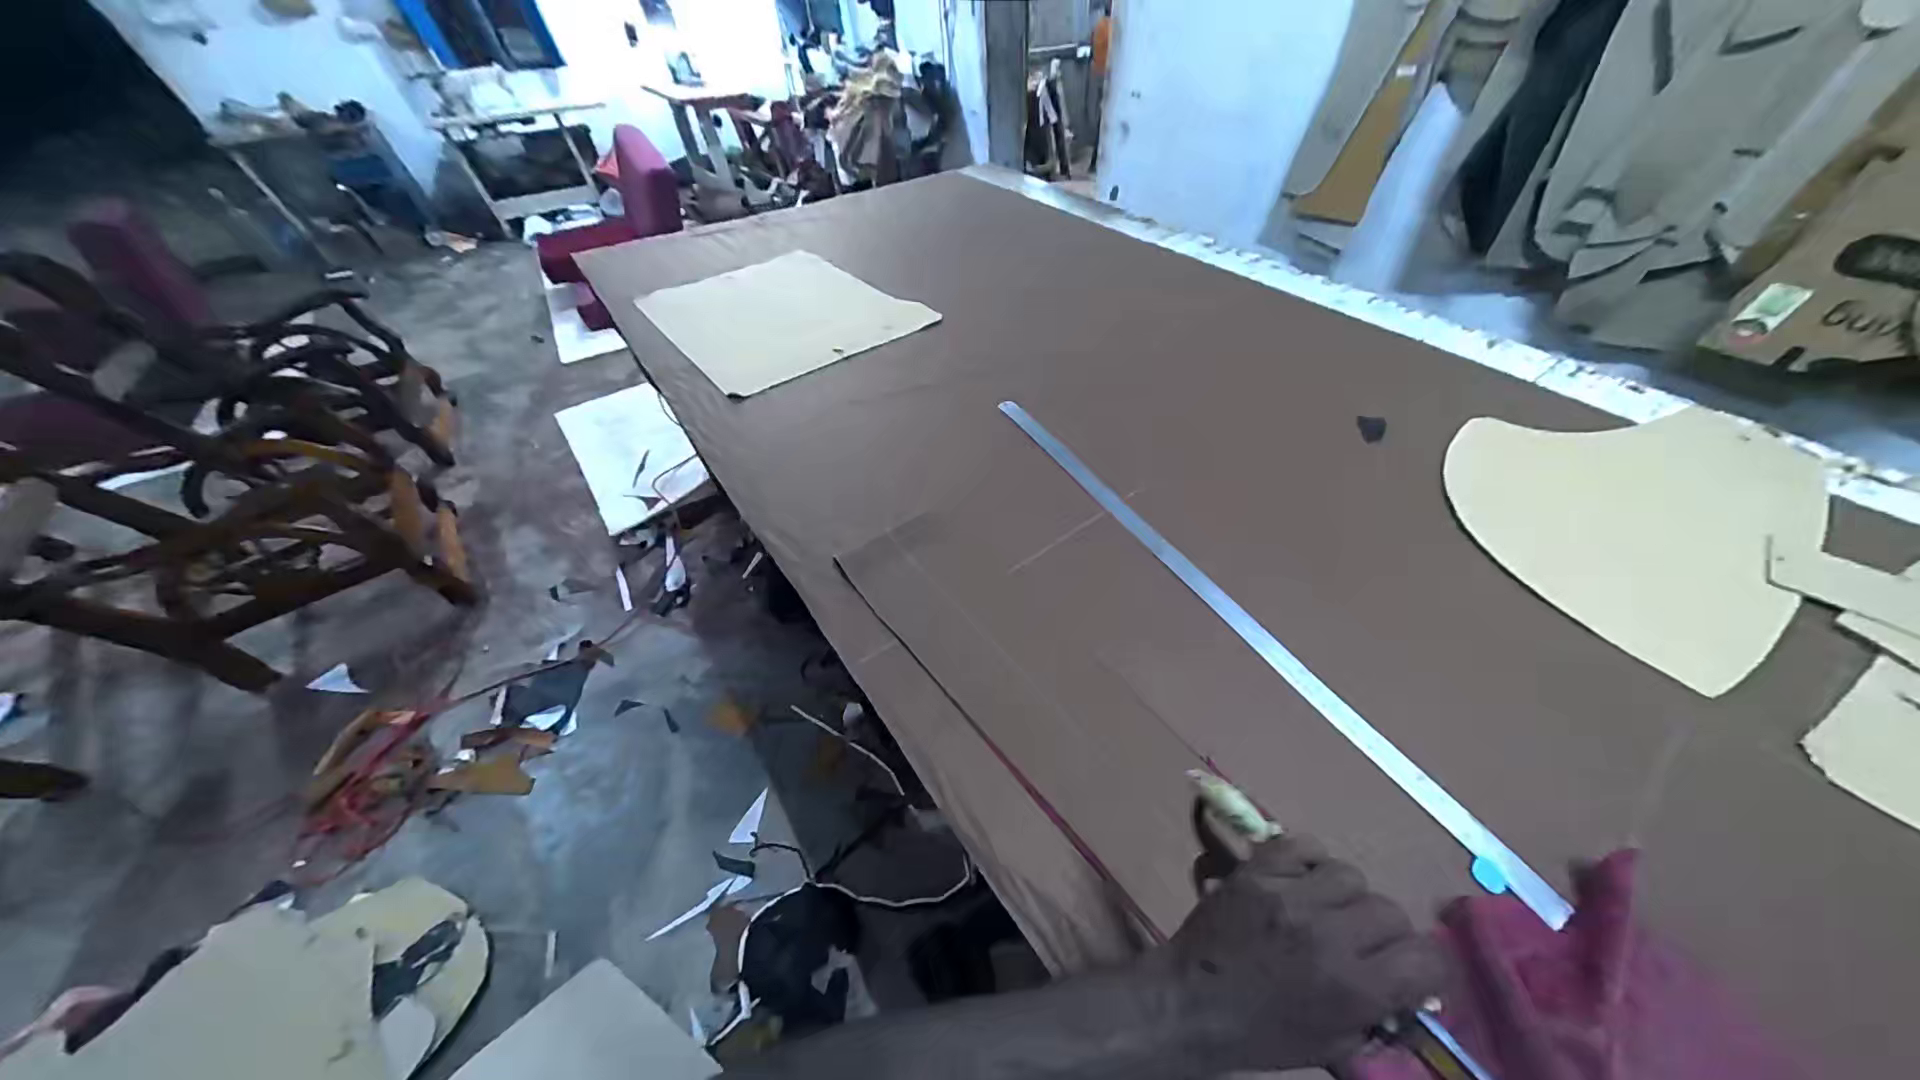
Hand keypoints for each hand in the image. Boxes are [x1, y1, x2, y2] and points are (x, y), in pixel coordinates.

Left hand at [1145, 832, 1445, 1072]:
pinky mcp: (1255, 871)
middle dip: (1384, 933)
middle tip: (1359, 943)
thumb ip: (1379, 1011)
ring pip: (1349, 874)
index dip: (1423, 968)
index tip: (1406, 972)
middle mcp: (1328, 933)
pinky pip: (1301, 846)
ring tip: (1325, 911)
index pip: (1427, 957)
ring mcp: (1287, 895)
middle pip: (1390, 910)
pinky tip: (1299, 881)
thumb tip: (1412, 987)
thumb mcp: (1336, 1044)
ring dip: (1346, 895)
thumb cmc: (1263, 1034)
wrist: (1191, 1001)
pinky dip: (1308, 860)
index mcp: (1355, 986)